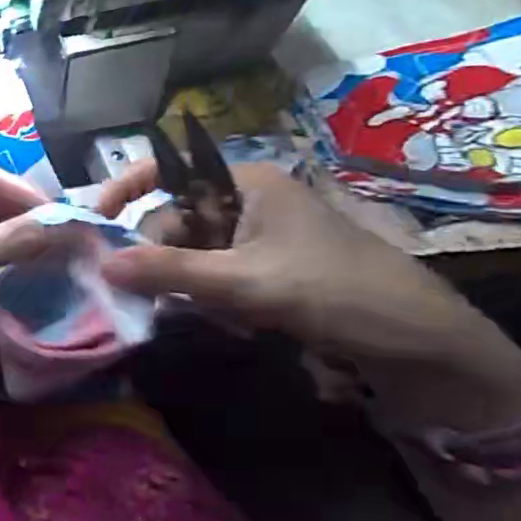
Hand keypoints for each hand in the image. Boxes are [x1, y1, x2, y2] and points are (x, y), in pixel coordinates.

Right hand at [98, 162, 520, 430]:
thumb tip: (101, 264)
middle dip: (160, 258)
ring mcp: (255, 236)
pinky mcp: (265, 269)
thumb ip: (172, 271)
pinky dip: (210, 300)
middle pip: (172, 220)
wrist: (427, 348)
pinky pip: (212, 276)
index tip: (93, 223)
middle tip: (151, 297)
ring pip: (190, 253)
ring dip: (188, 286)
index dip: (122, 191)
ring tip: (215, 316)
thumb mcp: (249, 282)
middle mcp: (245, 201)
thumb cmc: (340, 293)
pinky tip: (235, 324)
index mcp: (244, 183)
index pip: (164, 172)